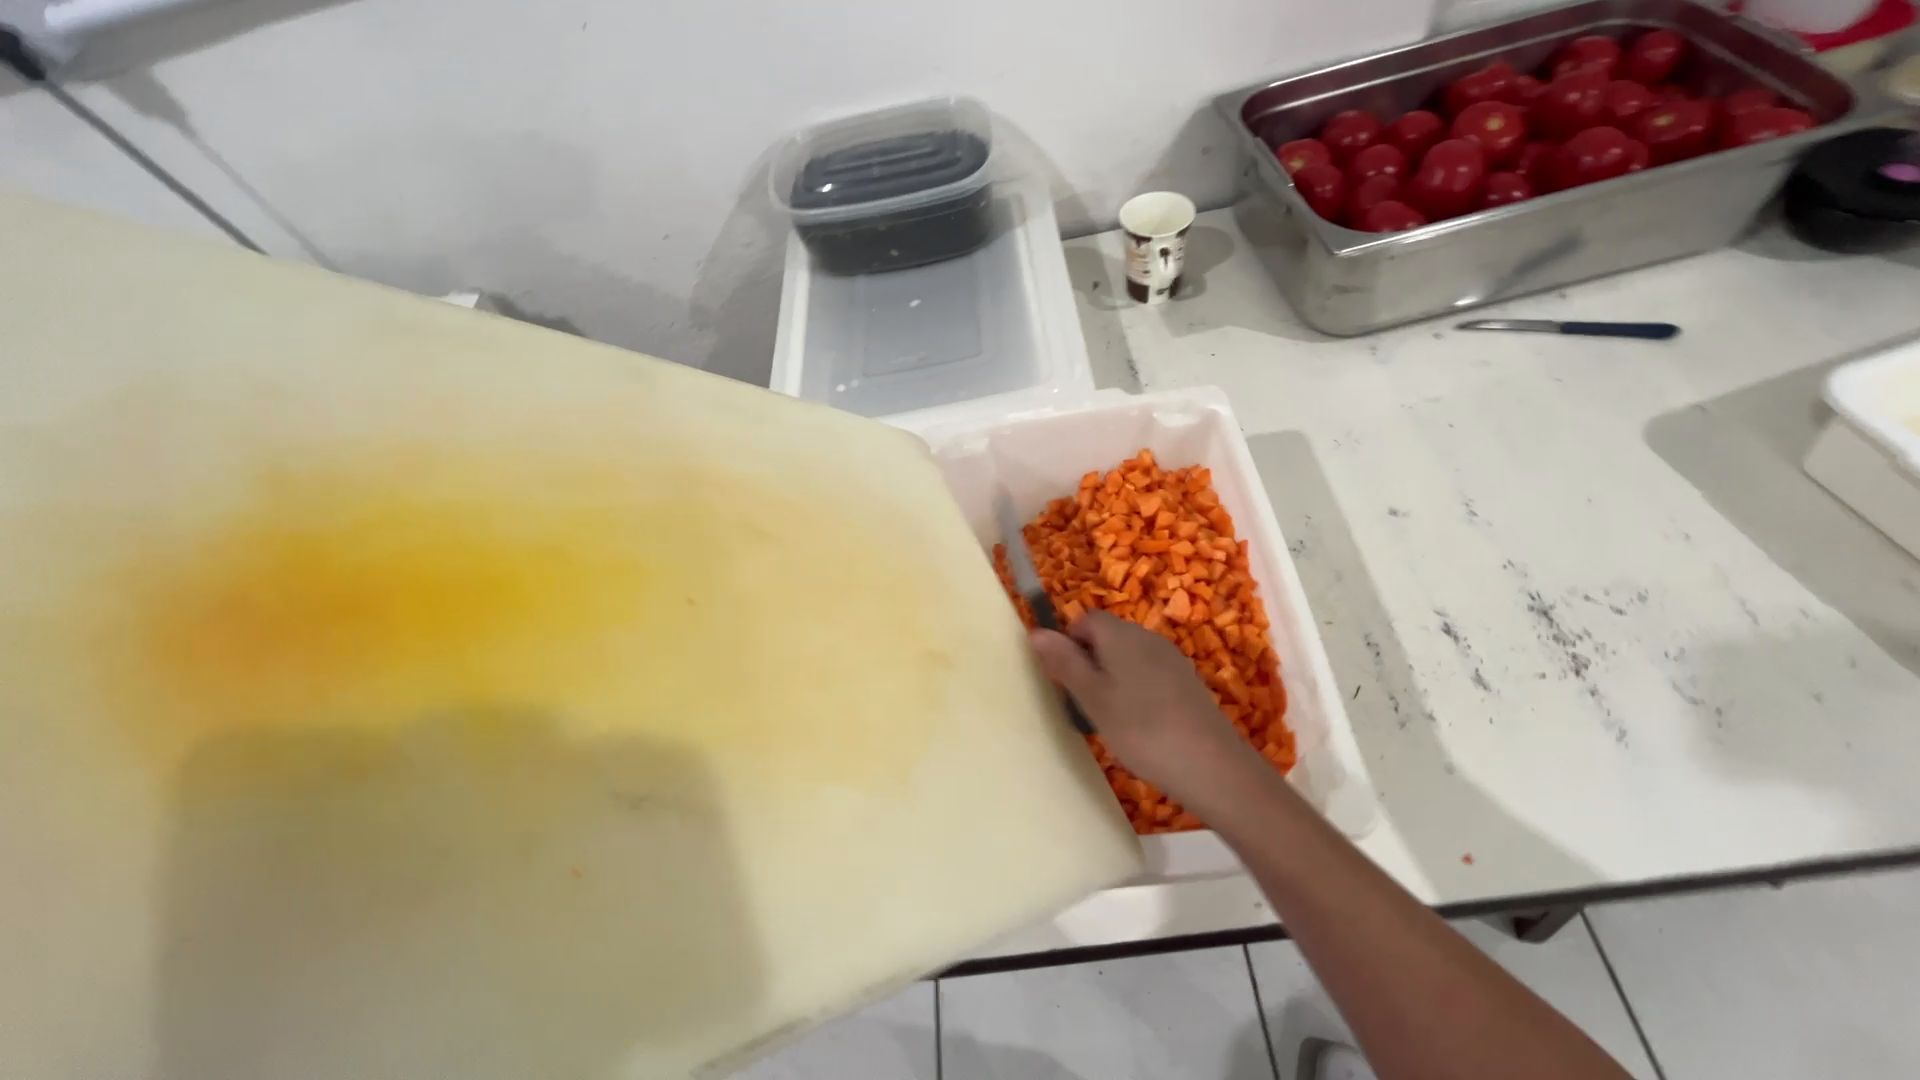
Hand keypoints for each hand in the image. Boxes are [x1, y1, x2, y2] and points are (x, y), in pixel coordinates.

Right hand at [1029, 611, 1262, 807]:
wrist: (1211, 765)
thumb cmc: (1141, 729)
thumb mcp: (1093, 698)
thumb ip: (1065, 663)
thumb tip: (1036, 632)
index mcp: (1122, 635)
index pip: (1086, 619)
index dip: (1068, 644)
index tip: (1065, 680)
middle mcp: (1148, 638)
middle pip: (1108, 637)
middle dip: (1089, 663)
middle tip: (1083, 703)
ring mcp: (1171, 660)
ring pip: (1128, 658)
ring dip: (1111, 680)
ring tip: (1108, 718)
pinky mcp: (1186, 684)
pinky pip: (1149, 675)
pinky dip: (1135, 692)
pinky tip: (1138, 725)